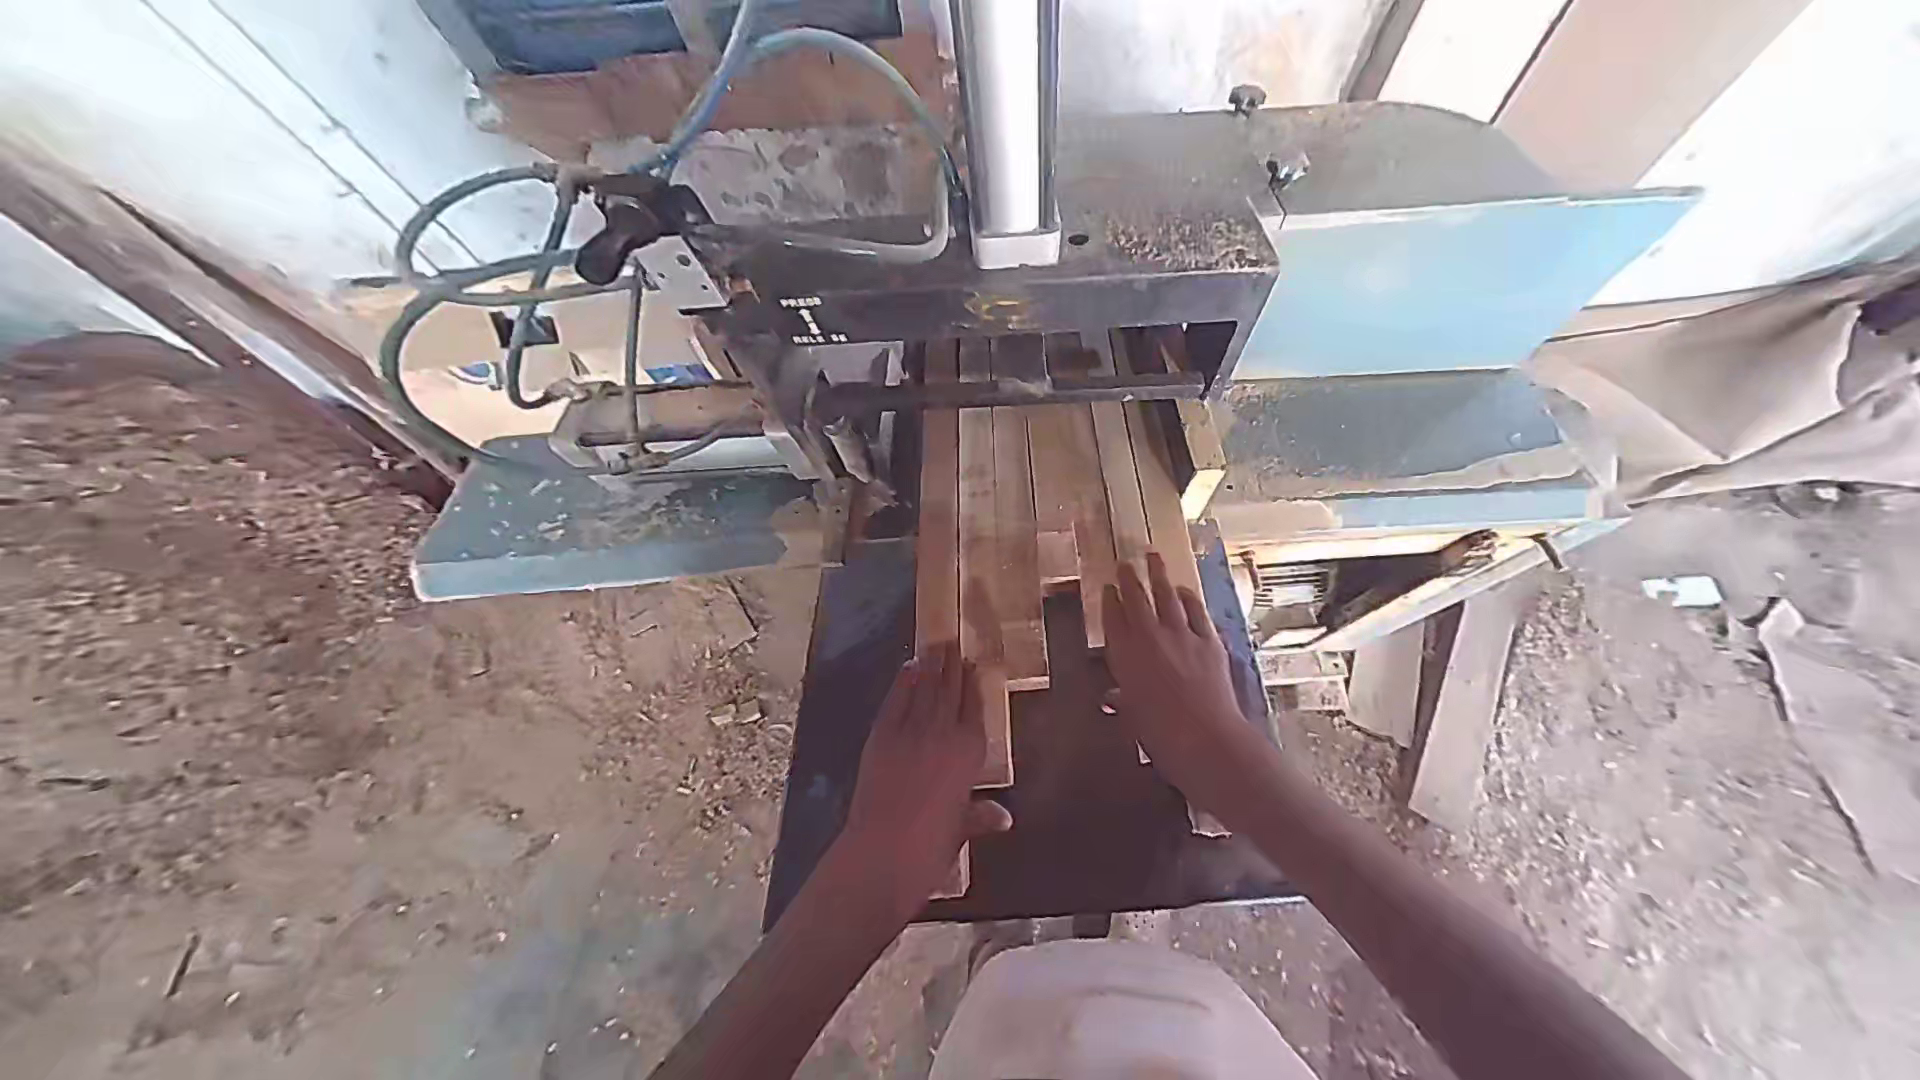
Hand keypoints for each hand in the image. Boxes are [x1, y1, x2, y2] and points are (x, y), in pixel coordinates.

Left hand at [836, 646, 1012, 914]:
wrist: (884, 852)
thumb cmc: (930, 847)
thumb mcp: (960, 830)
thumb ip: (981, 817)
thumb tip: (1005, 817)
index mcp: (970, 753)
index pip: (975, 708)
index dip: (973, 684)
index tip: (973, 664)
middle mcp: (944, 732)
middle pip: (950, 690)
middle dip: (952, 666)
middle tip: (954, 644)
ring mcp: (912, 729)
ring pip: (925, 688)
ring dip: (931, 665)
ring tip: (936, 646)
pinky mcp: (883, 733)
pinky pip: (897, 699)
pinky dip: (903, 681)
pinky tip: (908, 667)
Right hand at [1102, 554, 1263, 809]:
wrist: (1204, 736)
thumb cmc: (1159, 733)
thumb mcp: (1132, 715)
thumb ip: (1122, 699)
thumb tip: (1112, 698)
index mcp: (1123, 653)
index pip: (1112, 617)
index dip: (1109, 599)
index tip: (1107, 587)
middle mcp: (1148, 636)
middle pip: (1136, 598)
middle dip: (1129, 578)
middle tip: (1125, 562)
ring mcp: (1180, 634)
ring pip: (1166, 596)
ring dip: (1158, 575)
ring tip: (1153, 557)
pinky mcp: (1208, 640)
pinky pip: (1195, 611)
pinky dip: (1187, 598)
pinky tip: (1184, 590)